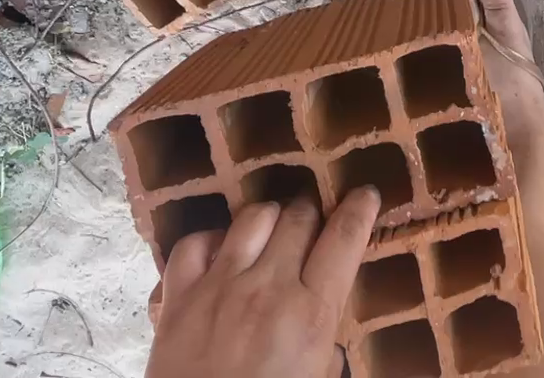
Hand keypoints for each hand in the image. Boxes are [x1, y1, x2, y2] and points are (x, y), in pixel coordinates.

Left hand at [144, 188, 381, 377]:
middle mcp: (269, 288)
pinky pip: (195, 242)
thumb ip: (327, 349)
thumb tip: (328, 329)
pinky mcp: (178, 299)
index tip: (365, 194)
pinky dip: (211, 241)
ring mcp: (220, 288)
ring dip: (270, 219)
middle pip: (300, 215)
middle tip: (313, 227)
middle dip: (312, 213)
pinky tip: (221, 254)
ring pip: (254, 216)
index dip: (360, 207)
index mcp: (312, 315)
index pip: (345, 236)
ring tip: (272, 235)